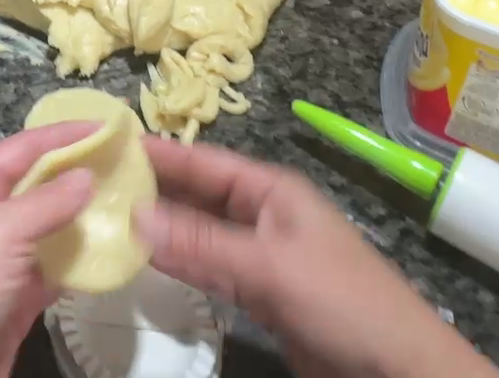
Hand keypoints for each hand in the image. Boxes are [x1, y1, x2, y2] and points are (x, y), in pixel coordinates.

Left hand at [0, 122, 98, 377]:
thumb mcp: (0, 233)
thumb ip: (46, 203)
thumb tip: (86, 175)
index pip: (22, 148)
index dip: (61, 134)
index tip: (104, 126)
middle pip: (36, 184)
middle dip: (76, 173)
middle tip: (123, 165)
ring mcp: (1, 259)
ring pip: (48, 228)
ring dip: (82, 219)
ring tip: (126, 206)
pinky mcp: (16, 298)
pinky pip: (53, 270)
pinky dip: (79, 263)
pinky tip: (110, 255)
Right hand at [134, 138, 498, 377]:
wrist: (403, 376)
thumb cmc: (344, 303)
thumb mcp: (270, 267)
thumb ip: (200, 242)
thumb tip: (132, 213)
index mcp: (270, 189)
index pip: (202, 160)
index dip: (158, 151)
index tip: (107, 144)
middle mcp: (261, 213)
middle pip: (197, 193)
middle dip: (152, 188)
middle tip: (95, 183)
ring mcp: (259, 253)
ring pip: (199, 231)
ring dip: (161, 227)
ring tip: (107, 217)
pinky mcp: (259, 292)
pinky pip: (209, 267)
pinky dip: (180, 262)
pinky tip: (146, 259)